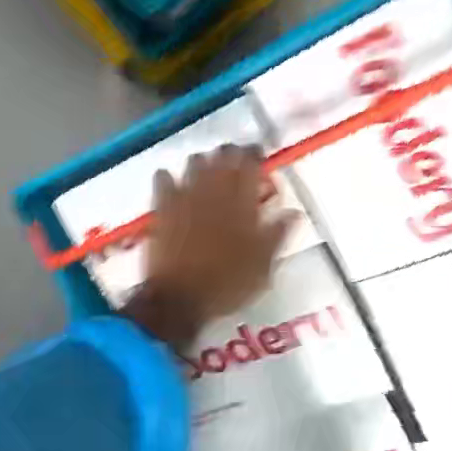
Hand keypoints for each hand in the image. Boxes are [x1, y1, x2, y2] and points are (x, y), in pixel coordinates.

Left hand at [120, 145, 292, 352]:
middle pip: (221, 161)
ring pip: (192, 168)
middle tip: (231, 154)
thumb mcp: (262, 267)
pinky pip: (161, 185)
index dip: (253, 155)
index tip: (256, 151)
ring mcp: (183, 203)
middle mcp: (213, 197)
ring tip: (203, 164)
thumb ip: (276, 236)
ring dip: (199, 162)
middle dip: (227, 153)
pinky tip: (166, 175)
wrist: (178, 299)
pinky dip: (164, 177)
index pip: (250, 168)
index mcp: (243, 207)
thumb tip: (291, 213)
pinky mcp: (160, 214)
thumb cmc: (225, 286)